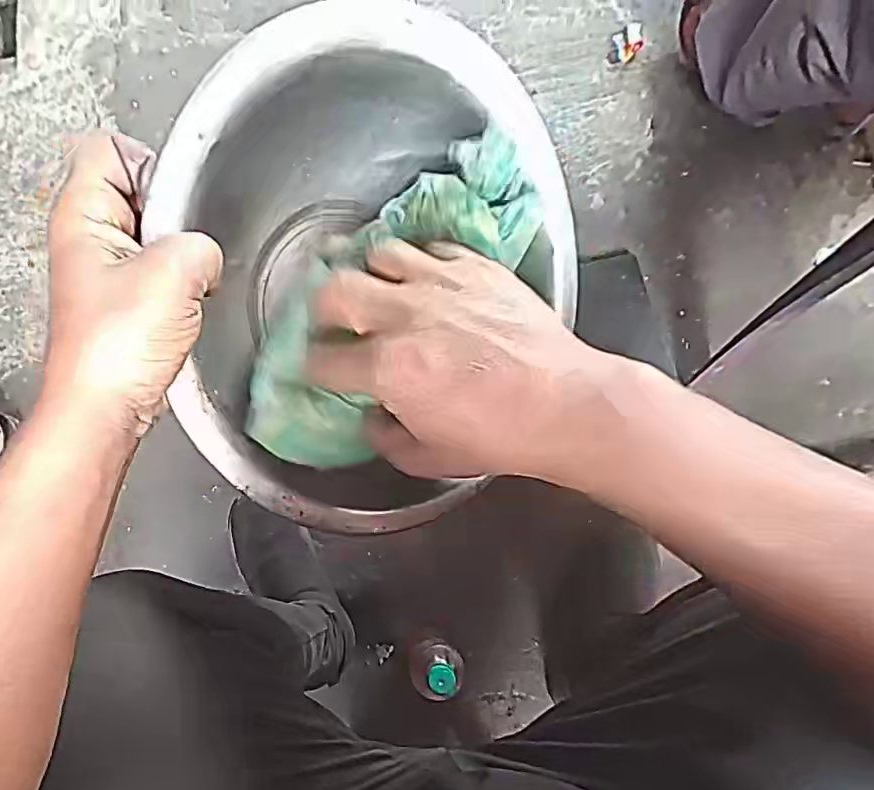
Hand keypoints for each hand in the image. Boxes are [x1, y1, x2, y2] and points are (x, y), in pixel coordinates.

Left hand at [42, 132, 223, 436]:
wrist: (106, 407)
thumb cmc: (116, 348)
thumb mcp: (172, 274)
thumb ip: (199, 246)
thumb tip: (207, 256)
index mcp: (80, 215)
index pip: (111, 149)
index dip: (152, 170)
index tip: (174, 209)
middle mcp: (87, 241)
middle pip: (141, 197)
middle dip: (175, 225)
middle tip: (181, 258)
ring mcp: (107, 275)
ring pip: (157, 244)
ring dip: (182, 266)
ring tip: (180, 294)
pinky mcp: (126, 307)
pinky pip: (163, 281)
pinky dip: (180, 294)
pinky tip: (180, 315)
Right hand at [307, 241, 632, 481]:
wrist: (562, 405)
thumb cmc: (497, 437)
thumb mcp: (429, 457)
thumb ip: (386, 437)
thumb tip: (372, 417)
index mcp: (387, 369)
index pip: (323, 359)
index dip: (312, 367)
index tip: (317, 369)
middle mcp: (404, 315)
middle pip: (334, 291)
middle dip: (322, 310)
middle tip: (333, 324)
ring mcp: (441, 284)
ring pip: (378, 253)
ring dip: (369, 274)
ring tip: (377, 292)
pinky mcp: (475, 267)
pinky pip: (429, 247)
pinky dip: (417, 262)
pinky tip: (425, 281)